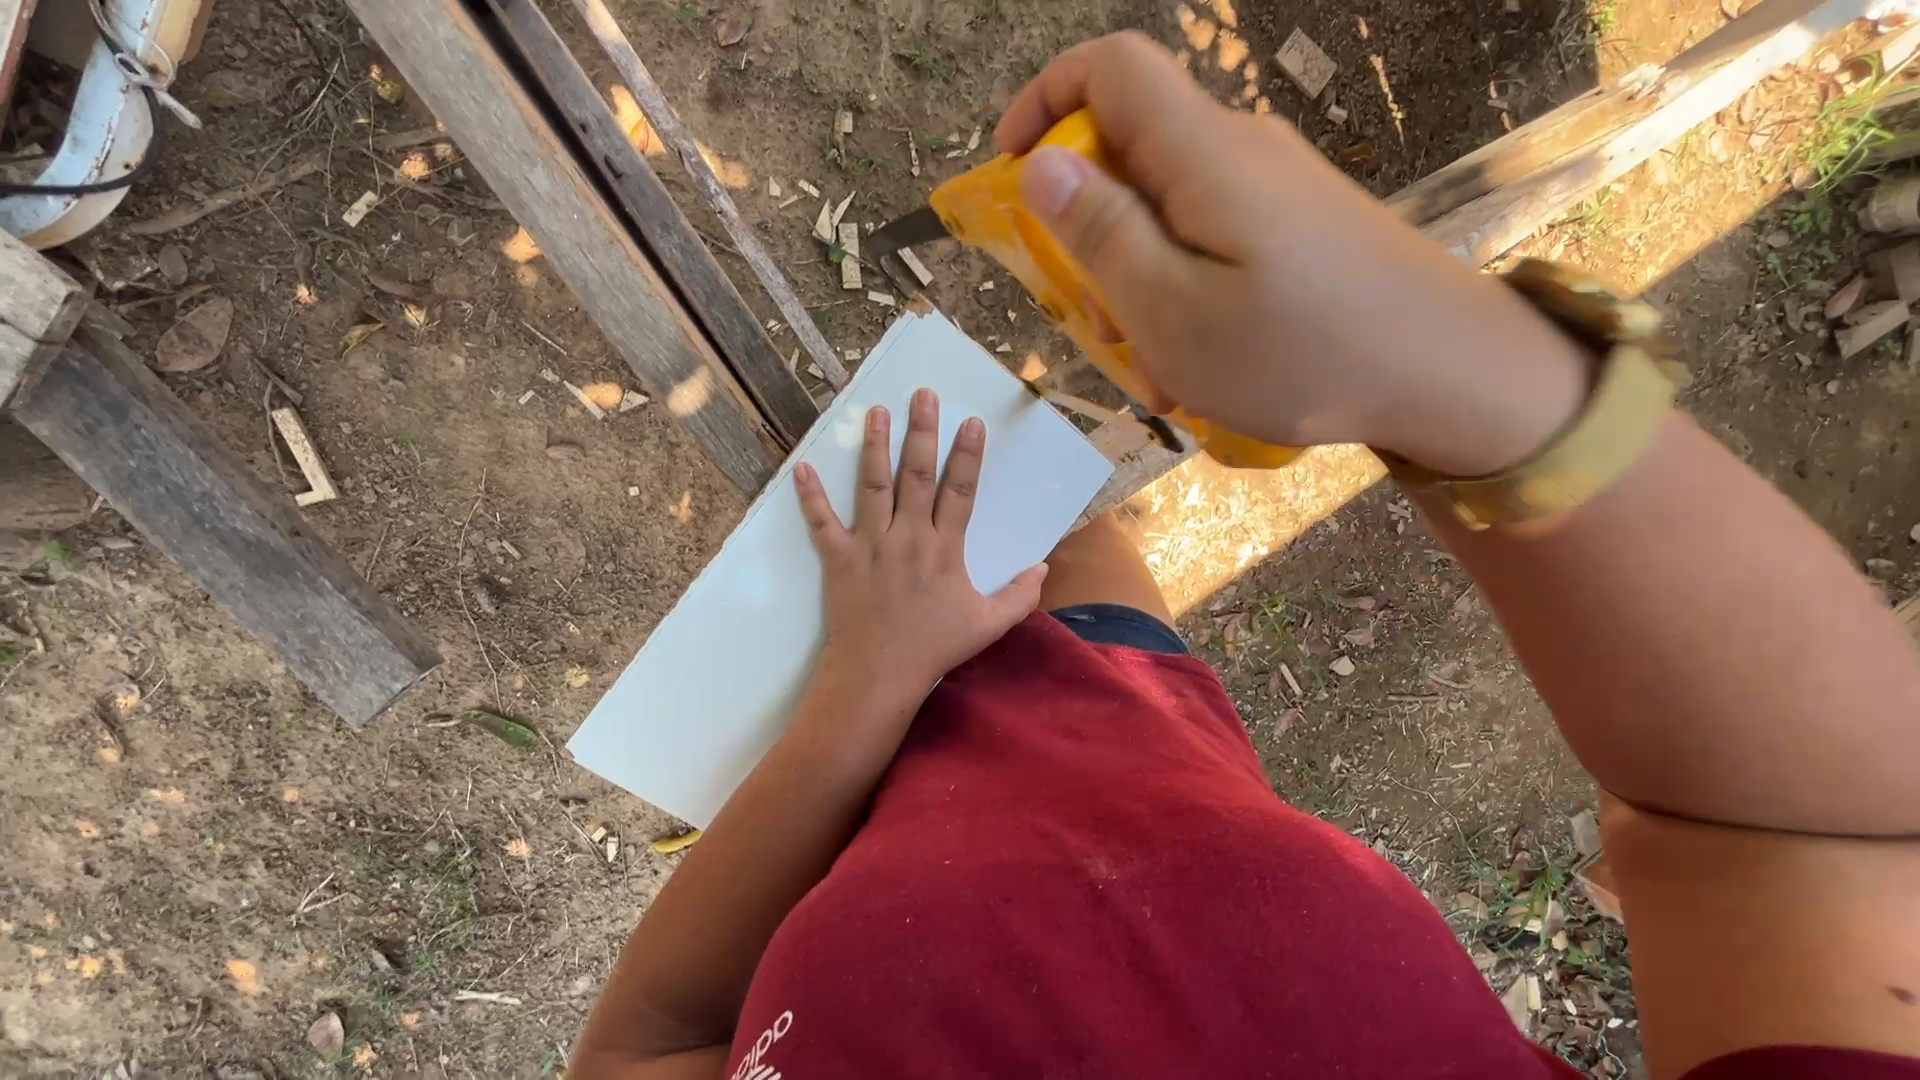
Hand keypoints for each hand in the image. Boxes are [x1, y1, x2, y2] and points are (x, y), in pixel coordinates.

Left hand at [795, 388, 1048, 707]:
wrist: (880, 675)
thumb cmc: (934, 648)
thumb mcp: (987, 625)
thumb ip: (1019, 596)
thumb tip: (1044, 568)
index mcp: (944, 548)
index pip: (959, 491)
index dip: (967, 455)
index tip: (971, 422)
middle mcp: (908, 536)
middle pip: (916, 475)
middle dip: (922, 432)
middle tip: (923, 394)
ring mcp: (870, 545)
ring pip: (872, 487)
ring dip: (874, 448)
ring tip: (876, 413)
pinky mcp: (839, 560)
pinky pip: (822, 524)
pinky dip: (810, 497)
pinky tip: (802, 467)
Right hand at [995, 33, 1591, 476]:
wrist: (1450, 375)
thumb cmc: (1298, 353)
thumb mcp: (1171, 310)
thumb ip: (1101, 232)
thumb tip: (1040, 163)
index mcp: (1202, 154)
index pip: (1109, 68)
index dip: (1044, 100)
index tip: (1009, 169)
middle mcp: (1238, 151)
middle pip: (1131, 153)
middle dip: (1090, 232)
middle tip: (1095, 322)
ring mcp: (1273, 189)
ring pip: (1167, 214)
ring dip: (1138, 285)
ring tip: (1158, 369)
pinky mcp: (1296, 226)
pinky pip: (1211, 243)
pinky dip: (1183, 295)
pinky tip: (1199, 364)